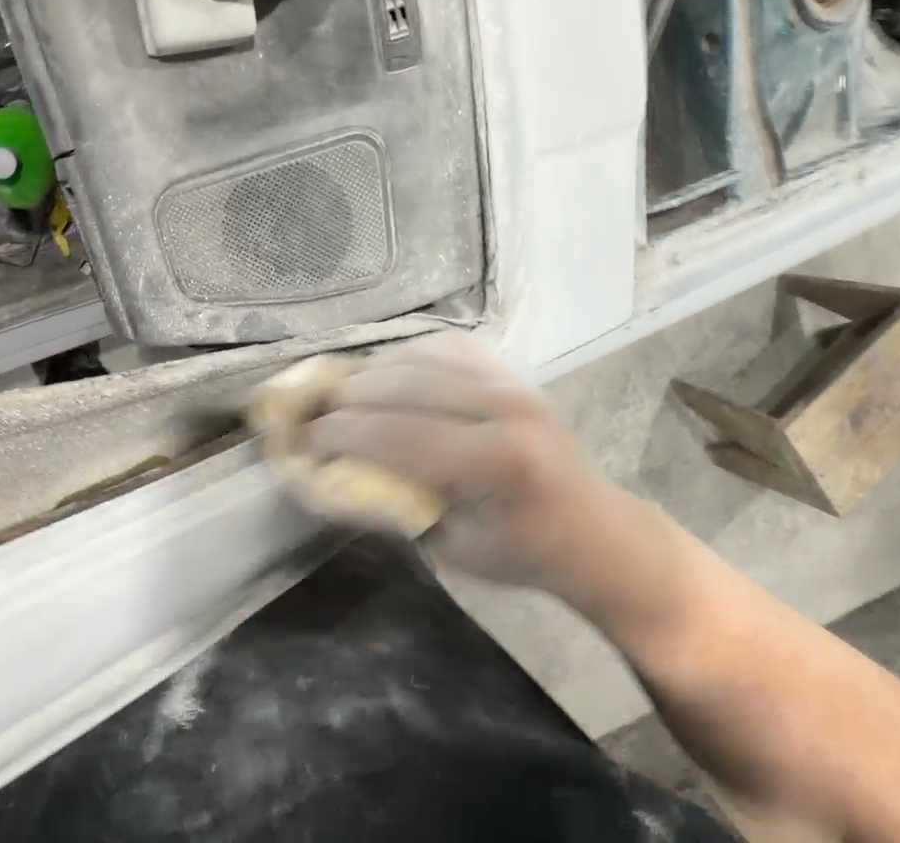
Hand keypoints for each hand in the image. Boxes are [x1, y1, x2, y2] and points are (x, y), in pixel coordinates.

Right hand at [302, 331, 642, 593]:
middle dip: (346, 397)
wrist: (596, 531)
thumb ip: (390, 508)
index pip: (399, 434)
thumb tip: (320, 481)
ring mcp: (512, 382)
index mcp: (499, 461)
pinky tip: (383, 373)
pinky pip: (443, 346)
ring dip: (370, 372)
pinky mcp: (511, 372)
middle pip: (404, 385)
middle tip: (310, 414)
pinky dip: (404, 355)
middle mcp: (507, 408)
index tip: (303, 438)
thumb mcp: (452, 548)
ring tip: (339, 394)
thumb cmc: (523, 553)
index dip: (341, 432)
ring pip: (419, 357)